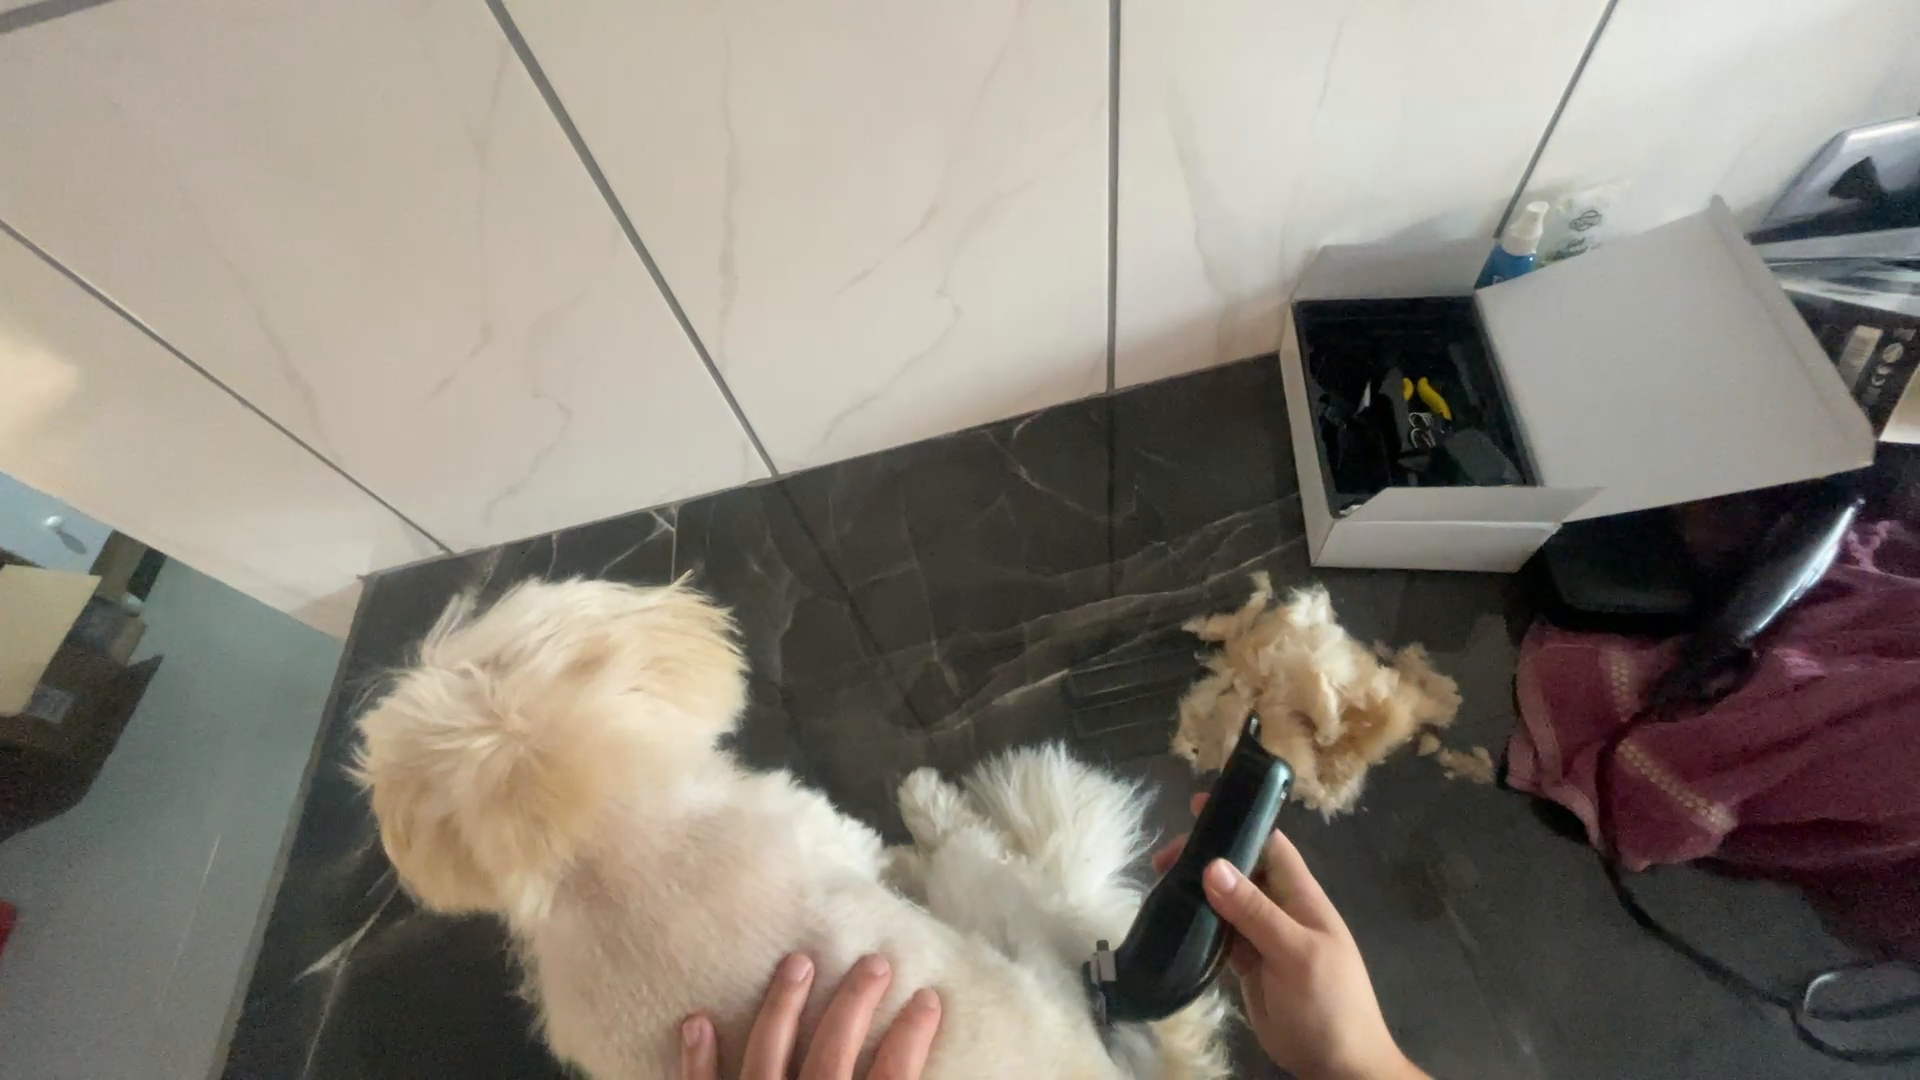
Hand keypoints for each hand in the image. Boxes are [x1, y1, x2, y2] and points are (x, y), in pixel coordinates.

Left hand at [679, 953, 941, 1079]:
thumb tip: (925, 1067)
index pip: (894, 1075)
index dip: (914, 1034)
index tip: (930, 996)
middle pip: (834, 1052)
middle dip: (855, 1001)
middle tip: (875, 961)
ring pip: (768, 1056)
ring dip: (783, 1006)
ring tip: (797, 961)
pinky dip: (697, 1059)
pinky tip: (696, 1019)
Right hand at [1154, 796, 1426, 1079]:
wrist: (1339, 1070)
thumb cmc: (1330, 1004)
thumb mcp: (1296, 953)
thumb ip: (1254, 910)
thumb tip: (1212, 864)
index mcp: (1299, 894)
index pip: (1268, 841)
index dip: (1239, 819)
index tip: (1198, 806)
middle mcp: (1278, 906)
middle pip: (1237, 866)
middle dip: (1203, 855)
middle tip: (1164, 860)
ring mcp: (1261, 934)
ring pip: (1222, 897)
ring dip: (1194, 887)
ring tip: (1160, 883)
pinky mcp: (1245, 961)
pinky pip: (1216, 929)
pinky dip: (1195, 920)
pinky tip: (1172, 916)